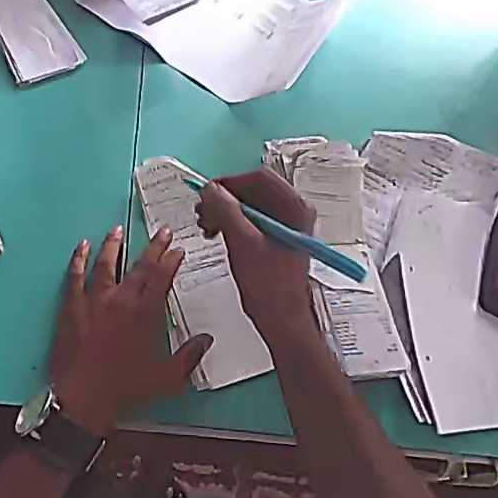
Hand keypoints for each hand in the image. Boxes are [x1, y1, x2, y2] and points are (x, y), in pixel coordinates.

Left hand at [48, 225, 211, 435]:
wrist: (84, 398)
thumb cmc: (127, 388)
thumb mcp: (167, 378)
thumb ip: (189, 356)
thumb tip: (207, 338)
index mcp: (145, 314)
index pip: (162, 277)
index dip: (171, 260)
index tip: (178, 249)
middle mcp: (121, 300)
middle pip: (139, 266)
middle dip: (153, 246)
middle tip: (162, 231)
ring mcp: (94, 301)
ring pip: (105, 263)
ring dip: (113, 244)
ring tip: (117, 229)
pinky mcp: (72, 307)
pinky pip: (75, 277)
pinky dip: (78, 260)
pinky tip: (81, 246)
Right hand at [195, 170, 319, 340]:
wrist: (281, 319)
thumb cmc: (269, 285)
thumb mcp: (242, 243)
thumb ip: (225, 211)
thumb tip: (209, 189)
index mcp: (294, 208)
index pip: (259, 178)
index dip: (229, 182)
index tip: (208, 193)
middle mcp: (292, 212)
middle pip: (252, 190)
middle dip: (224, 198)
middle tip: (202, 211)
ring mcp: (283, 226)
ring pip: (248, 205)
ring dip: (224, 211)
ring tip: (206, 225)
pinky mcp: (273, 239)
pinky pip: (248, 220)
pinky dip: (230, 223)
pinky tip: (215, 233)